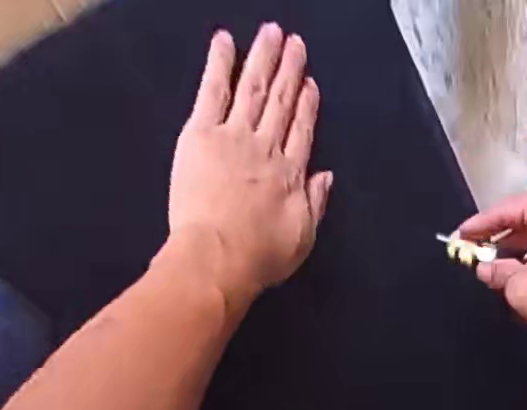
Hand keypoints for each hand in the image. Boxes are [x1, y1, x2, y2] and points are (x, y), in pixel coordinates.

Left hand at [167, 25, 334, 302]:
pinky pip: (213, 91)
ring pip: (253, 88)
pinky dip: (220, 64)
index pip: (302, 132)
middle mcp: (266, 149)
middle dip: (289, 72)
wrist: (218, 258)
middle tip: (295, 45)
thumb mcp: (301, 240)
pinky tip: (225, 42)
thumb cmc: (258, 258)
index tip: (309, 87)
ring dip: (263, 58)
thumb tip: (325, 177)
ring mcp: (234, 137)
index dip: (306, 107)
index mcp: (290, 176)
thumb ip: (315, 204)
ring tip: (271, 34)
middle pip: (281, 103)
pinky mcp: (202, 135)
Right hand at [457, 181, 526, 342]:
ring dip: (516, 252)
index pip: (503, 210)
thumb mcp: (520, 287)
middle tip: (473, 257)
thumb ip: (496, 273)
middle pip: (523, 217)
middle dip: (498, 241)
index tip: (457, 238)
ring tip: (493, 273)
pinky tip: (520, 274)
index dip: (477, 227)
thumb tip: (484, 269)